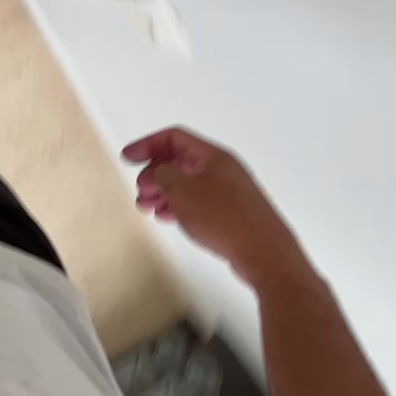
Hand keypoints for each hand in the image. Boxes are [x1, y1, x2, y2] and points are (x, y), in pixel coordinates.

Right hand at [122, 127, 310, 287]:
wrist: (268, 257)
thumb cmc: (222, 217)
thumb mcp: (181, 190)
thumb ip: (162, 174)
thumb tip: (159, 172)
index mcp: (213, 156)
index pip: (173, 137)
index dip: (146, 144)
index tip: (127, 159)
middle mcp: (223, 169)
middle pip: (179, 161)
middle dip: (153, 174)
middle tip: (141, 191)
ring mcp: (231, 193)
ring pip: (187, 184)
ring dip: (164, 193)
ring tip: (148, 208)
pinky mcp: (234, 214)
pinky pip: (199, 201)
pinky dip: (180, 206)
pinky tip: (168, 219)